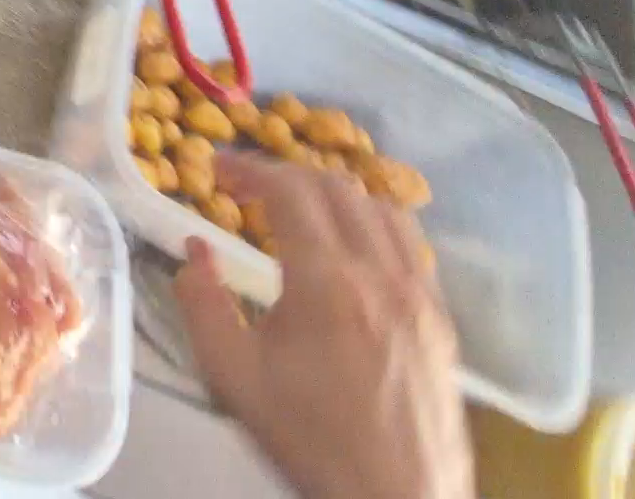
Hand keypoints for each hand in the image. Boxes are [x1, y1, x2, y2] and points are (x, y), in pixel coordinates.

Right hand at [174, 154, 472, 498]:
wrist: (396, 498)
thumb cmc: (304, 432)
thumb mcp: (228, 369)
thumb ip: (200, 299)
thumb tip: (194, 248)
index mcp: (327, 284)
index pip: (290, 192)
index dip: (247, 168)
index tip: (212, 168)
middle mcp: (383, 278)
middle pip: (338, 189)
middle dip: (283, 172)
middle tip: (242, 183)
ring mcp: (421, 298)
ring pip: (383, 209)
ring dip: (330, 192)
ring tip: (292, 204)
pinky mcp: (440, 321)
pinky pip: (410, 245)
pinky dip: (368, 221)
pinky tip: (342, 243)